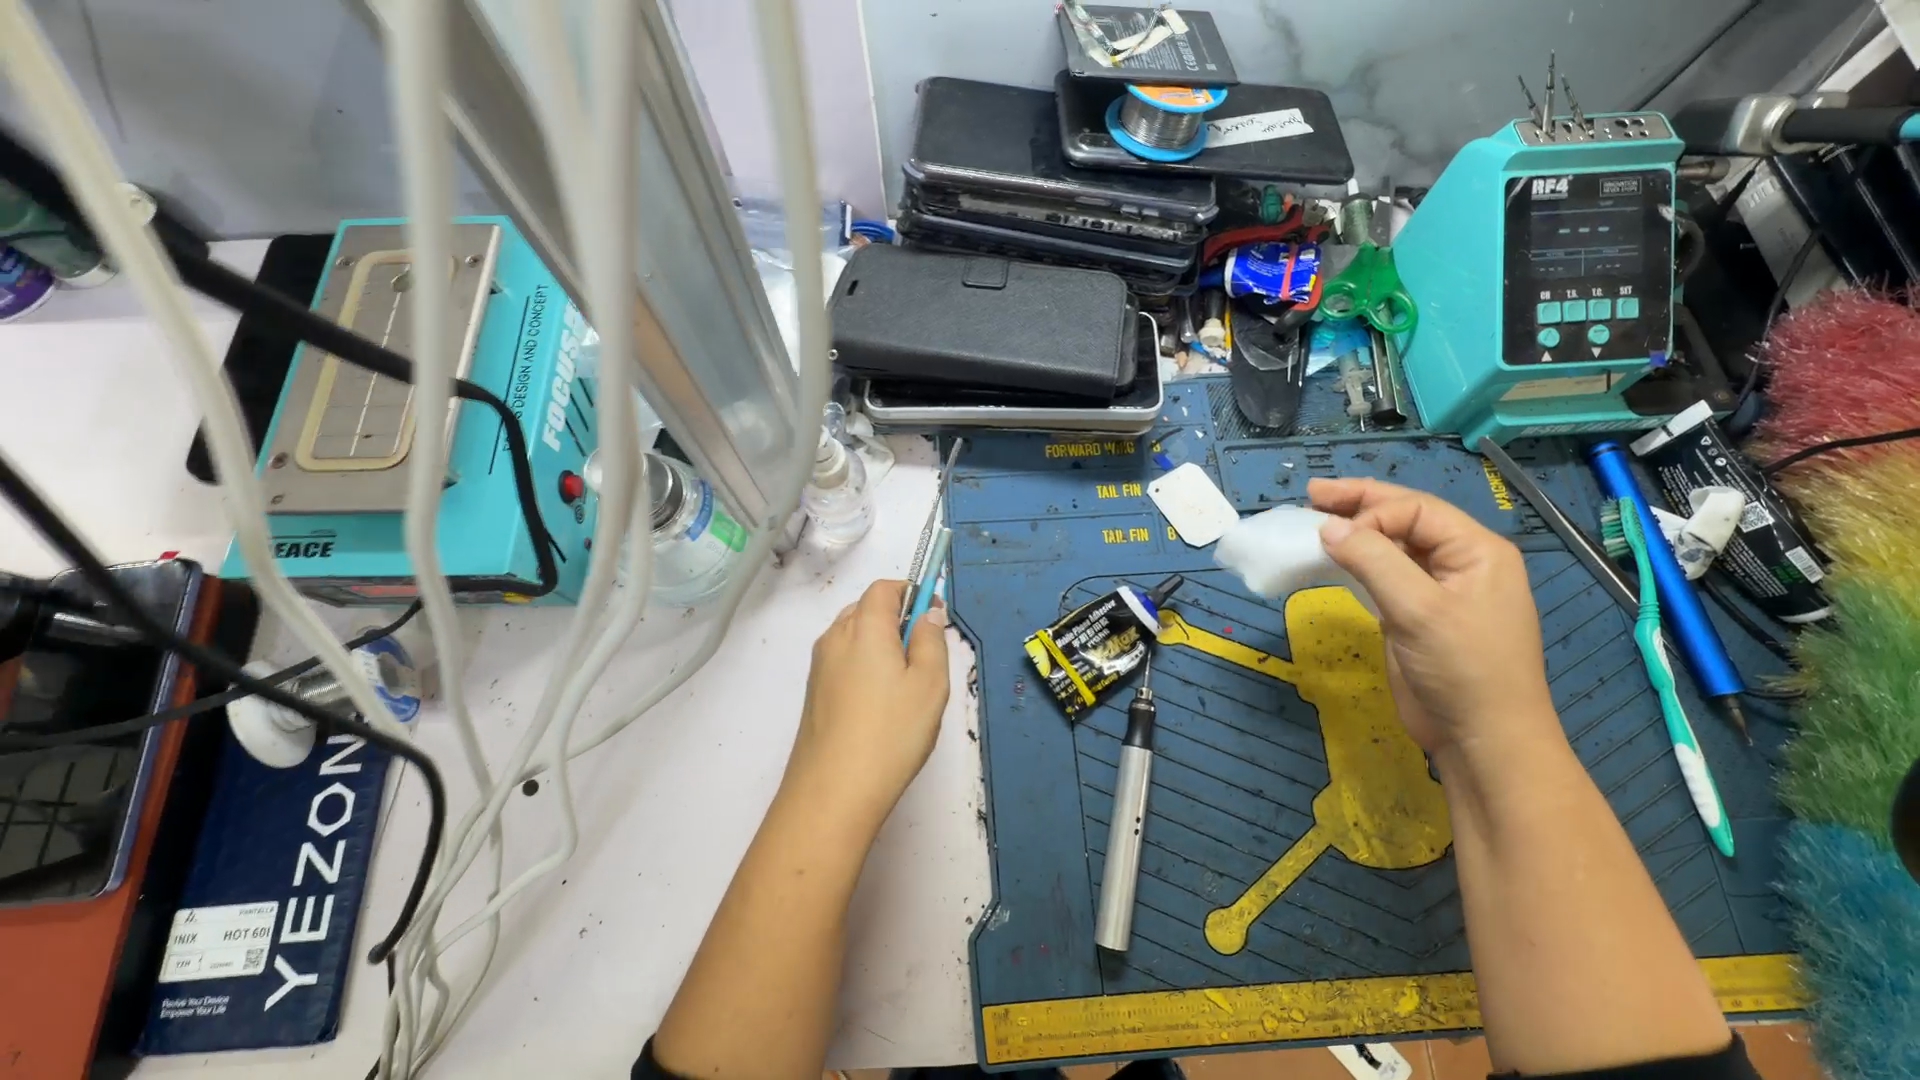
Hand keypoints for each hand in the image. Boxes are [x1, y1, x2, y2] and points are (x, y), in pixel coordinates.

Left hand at [786, 580, 951, 816]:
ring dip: (880, 646)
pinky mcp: (814, 694)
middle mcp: (834, 638)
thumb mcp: (929, 684)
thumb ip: (931, 640)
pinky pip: (843, 663)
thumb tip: (928, 613)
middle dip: (897, 620)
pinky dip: (864, 668)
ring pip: (854, 638)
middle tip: (925, 656)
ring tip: (905, 687)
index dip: (912, 593)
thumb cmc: (891, 732)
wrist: (833, 791)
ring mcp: (819, 667)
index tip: (935, 616)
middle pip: (866, 609)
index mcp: (864, 627)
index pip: (884, 588)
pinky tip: (880, 706)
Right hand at [1309, 477, 1557, 755]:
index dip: (1371, 513)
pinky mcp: (1416, 615)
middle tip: (1312, 493)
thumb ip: (1373, 562)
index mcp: (1477, 550)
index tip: (1330, 533)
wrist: (1482, 738)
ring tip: (1315, 518)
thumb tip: (1327, 527)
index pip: (1416, 509)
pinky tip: (1333, 557)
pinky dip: (1356, 562)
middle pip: (1405, 519)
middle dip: (1359, 504)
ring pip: (1392, 546)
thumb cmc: (1462, 668)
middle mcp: (1460, 562)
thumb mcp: (1419, 610)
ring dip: (1354, 532)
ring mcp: (1438, 590)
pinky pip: (1384, 575)